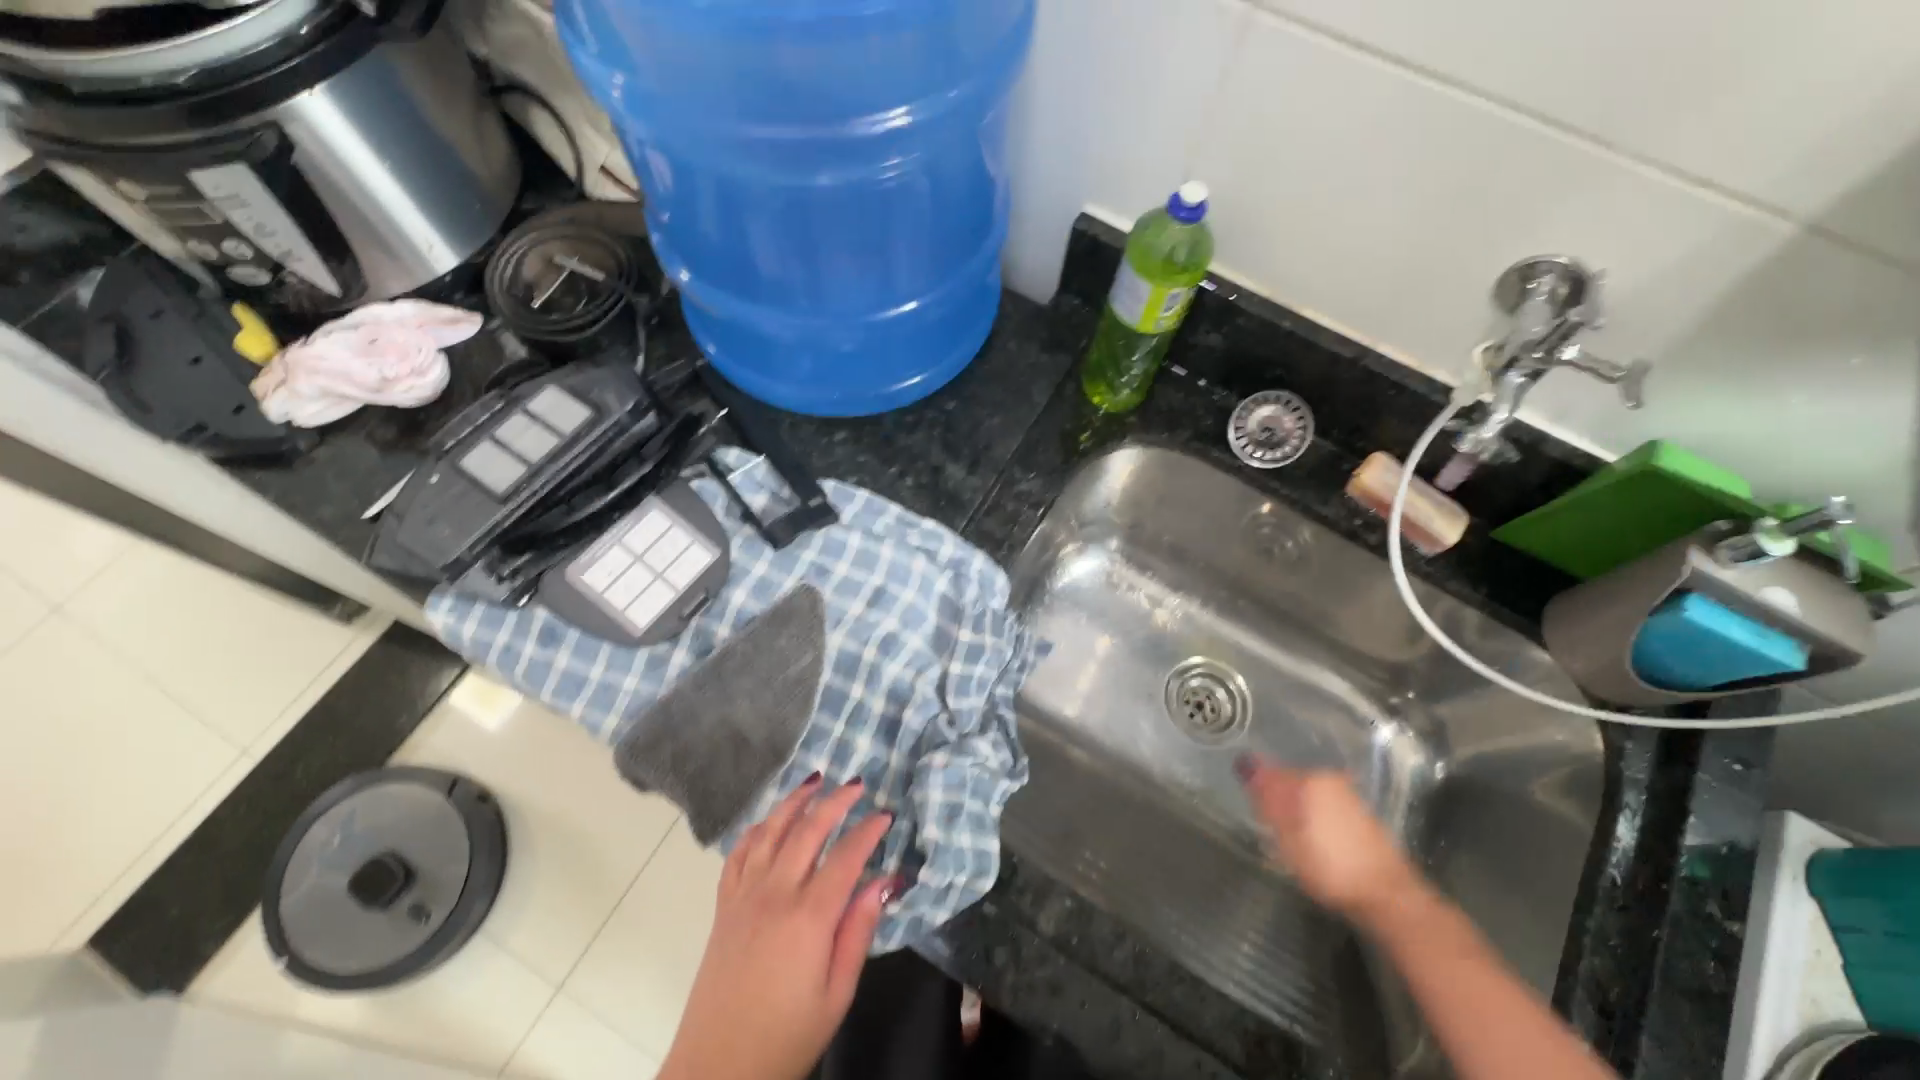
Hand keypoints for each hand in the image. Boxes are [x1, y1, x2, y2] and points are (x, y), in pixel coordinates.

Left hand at [658, 778, 898, 1079]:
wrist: (718, 1065)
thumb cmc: (787, 1035)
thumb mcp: (837, 993)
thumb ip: (858, 932)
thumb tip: (883, 882)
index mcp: (808, 917)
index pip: (845, 857)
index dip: (868, 831)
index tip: (887, 814)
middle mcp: (773, 894)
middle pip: (806, 831)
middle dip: (834, 801)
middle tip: (857, 784)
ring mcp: (743, 897)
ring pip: (769, 832)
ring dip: (793, 803)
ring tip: (814, 781)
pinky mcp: (724, 907)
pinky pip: (738, 855)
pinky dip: (755, 830)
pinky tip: (768, 822)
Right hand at [1235, 755, 1421, 924]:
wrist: (1383, 894)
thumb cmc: (1327, 865)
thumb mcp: (1286, 834)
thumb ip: (1266, 797)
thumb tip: (1244, 762)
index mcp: (1310, 780)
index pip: (1270, 774)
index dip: (1259, 795)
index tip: (1257, 815)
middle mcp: (1331, 780)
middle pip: (1291, 784)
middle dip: (1278, 802)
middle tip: (1271, 832)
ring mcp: (1349, 797)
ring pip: (1309, 798)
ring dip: (1297, 814)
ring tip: (1292, 842)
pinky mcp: (1362, 816)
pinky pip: (1325, 810)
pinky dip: (1315, 822)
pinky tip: (1316, 845)